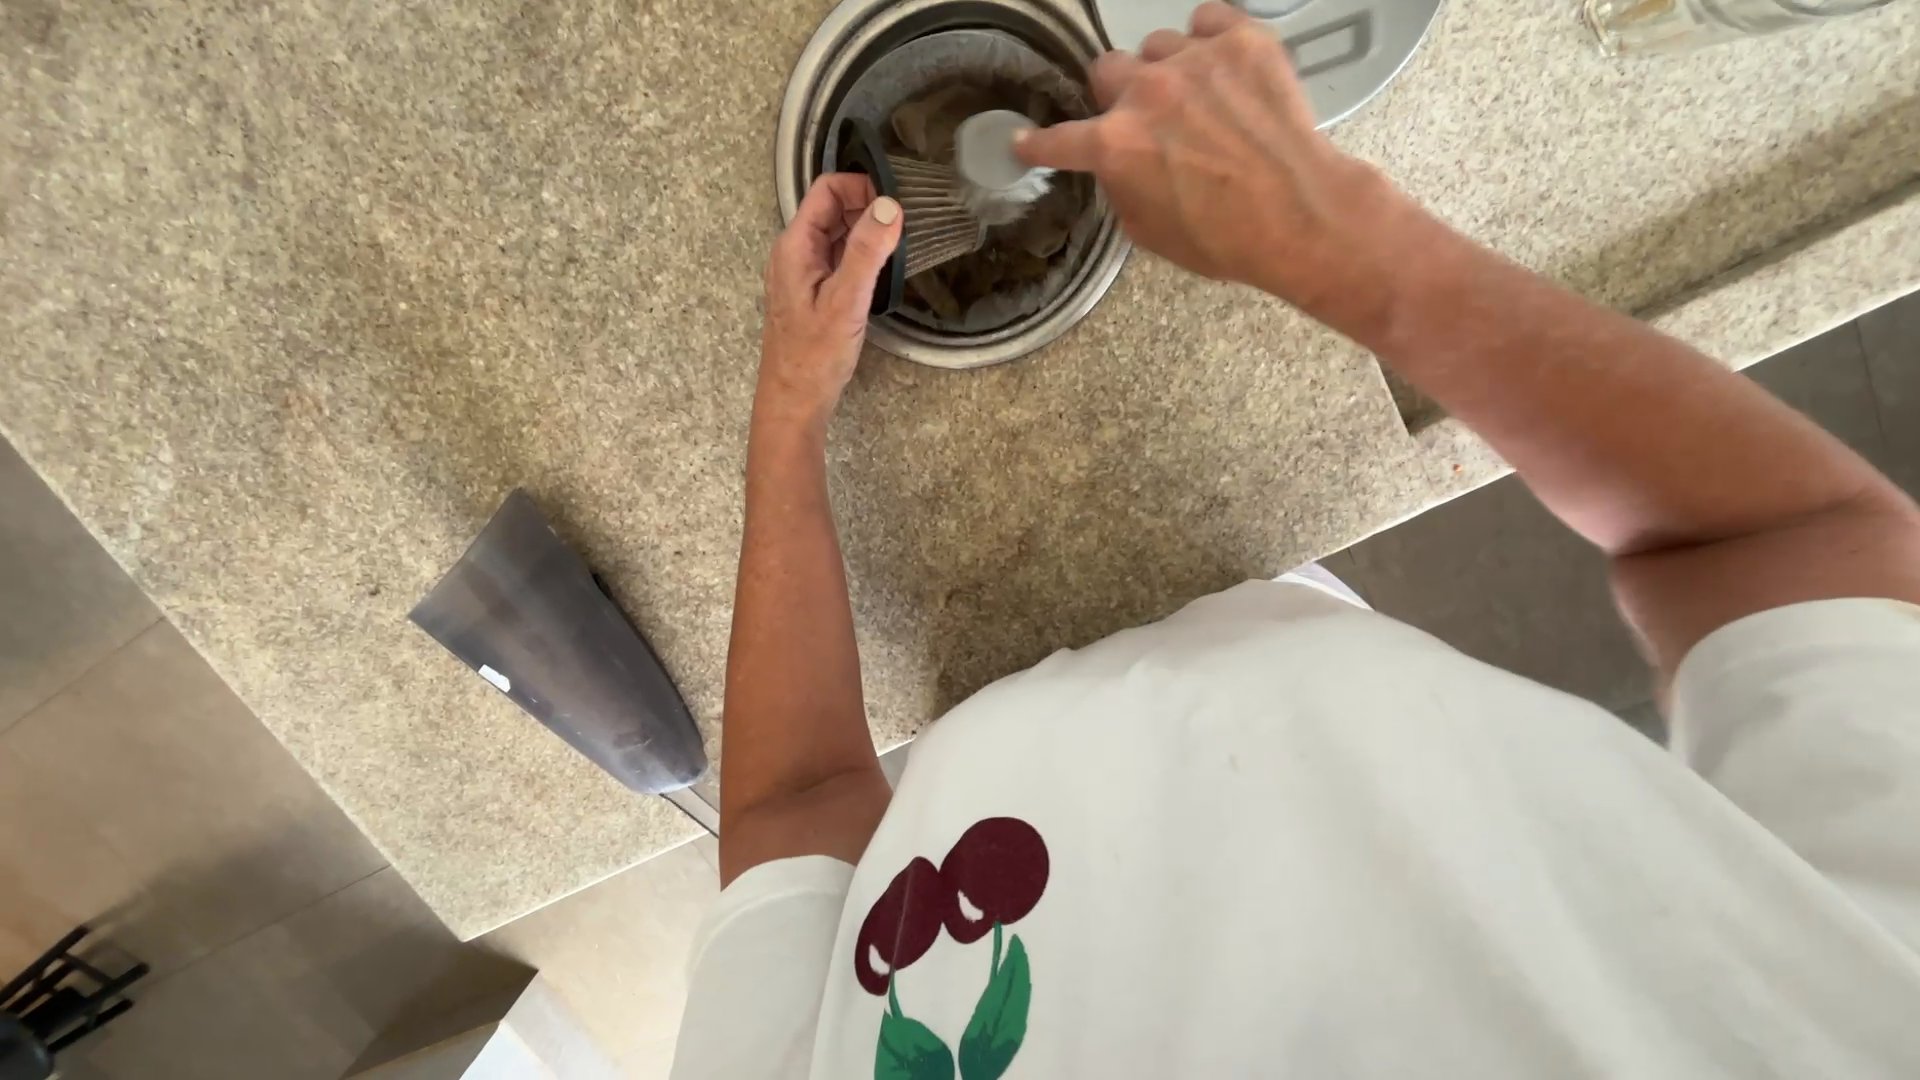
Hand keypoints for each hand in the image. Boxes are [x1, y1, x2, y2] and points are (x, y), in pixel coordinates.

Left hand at [758, 174, 902, 424]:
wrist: (795, 398)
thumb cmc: (815, 356)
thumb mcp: (846, 300)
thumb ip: (866, 251)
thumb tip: (889, 207)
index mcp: (796, 246)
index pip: (827, 190)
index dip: (861, 188)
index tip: (894, 205)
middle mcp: (794, 253)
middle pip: (832, 210)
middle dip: (867, 210)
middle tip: (901, 228)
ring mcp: (801, 274)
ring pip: (835, 237)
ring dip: (864, 236)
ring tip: (894, 250)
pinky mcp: (811, 294)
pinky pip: (836, 261)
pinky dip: (858, 259)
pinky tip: (877, 276)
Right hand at [1015, 1, 1413, 336]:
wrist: (1297, 214)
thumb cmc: (1221, 238)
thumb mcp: (1148, 232)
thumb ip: (1119, 188)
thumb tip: (1116, 166)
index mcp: (1115, 147)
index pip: (1059, 140)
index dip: (1038, 145)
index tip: (1024, 142)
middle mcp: (1146, 93)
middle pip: (1105, 70)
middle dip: (1114, 97)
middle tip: (1138, 120)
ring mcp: (1195, 59)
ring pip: (1156, 46)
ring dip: (1162, 71)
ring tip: (1191, 99)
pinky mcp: (1243, 39)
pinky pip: (1207, 19)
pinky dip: (1206, 41)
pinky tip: (1218, 71)